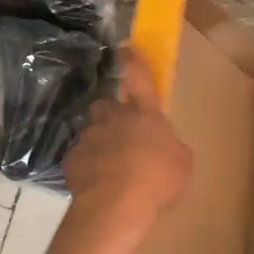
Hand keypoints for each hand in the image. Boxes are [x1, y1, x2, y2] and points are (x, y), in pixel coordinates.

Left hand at [62, 51, 192, 243]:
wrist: (116, 203)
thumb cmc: (157, 178)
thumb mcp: (182, 163)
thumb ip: (172, 148)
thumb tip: (167, 147)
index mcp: (144, 114)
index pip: (139, 79)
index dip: (133, 63)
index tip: (125, 50)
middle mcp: (113, 117)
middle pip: (107, 105)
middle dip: (111, 114)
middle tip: (120, 133)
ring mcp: (89, 136)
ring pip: (91, 131)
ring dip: (98, 142)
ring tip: (108, 166)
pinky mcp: (71, 157)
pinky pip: (79, 156)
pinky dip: (86, 166)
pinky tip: (95, 183)